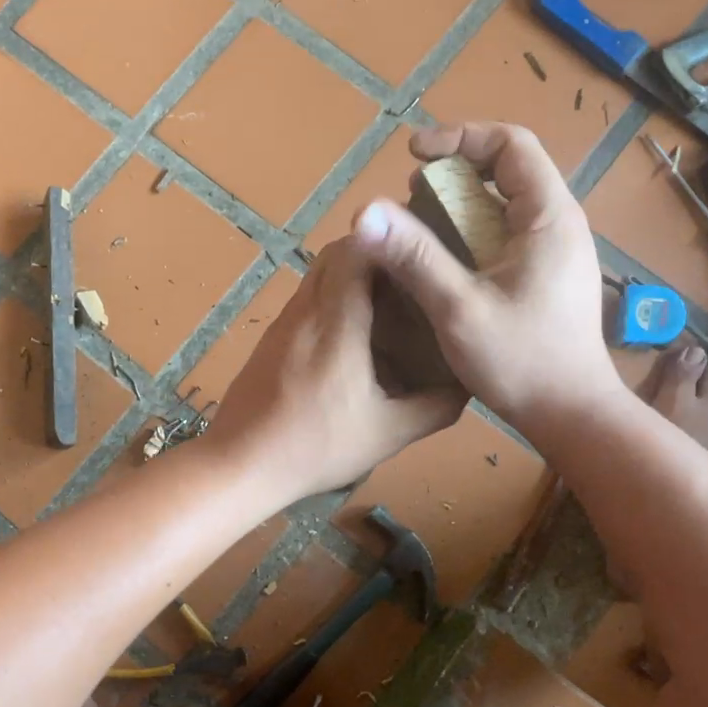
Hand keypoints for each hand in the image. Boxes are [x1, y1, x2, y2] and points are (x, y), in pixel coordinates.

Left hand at [199, 240, 465, 503]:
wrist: (241, 464)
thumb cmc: (317, 447)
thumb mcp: (388, 434)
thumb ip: (433, 407)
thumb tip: (467, 386)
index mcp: (336, 321)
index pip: (359, 248)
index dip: (392, 242)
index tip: (424, 256)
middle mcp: (305, 310)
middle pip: (337, 253)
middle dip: (375, 255)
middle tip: (411, 281)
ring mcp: (282, 324)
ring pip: (317, 276)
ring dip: (350, 279)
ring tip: (387, 308)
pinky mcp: (269, 341)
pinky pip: (305, 302)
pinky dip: (330, 302)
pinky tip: (350, 340)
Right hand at [351, 122, 625, 434]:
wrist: (571, 415)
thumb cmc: (521, 361)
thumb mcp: (459, 308)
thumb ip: (415, 256)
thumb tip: (364, 211)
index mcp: (549, 217)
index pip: (511, 145)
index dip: (461, 137)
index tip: (414, 154)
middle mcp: (558, 225)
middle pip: (507, 172)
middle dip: (454, 174)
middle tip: (409, 196)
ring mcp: (556, 253)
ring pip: (504, 207)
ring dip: (458, 208)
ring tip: (417, 228)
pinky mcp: (546, 278)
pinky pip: (505, 238)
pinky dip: (469, 237)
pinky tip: (441, 265)